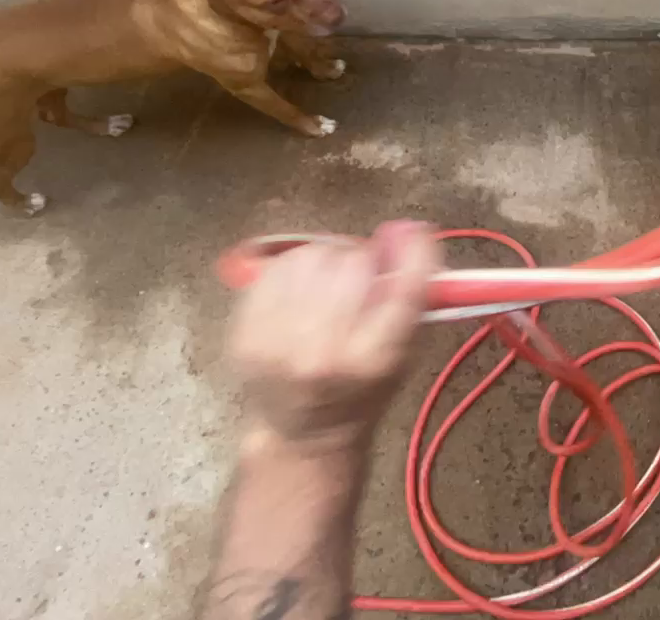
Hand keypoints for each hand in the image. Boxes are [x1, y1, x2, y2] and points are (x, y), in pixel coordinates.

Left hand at [226, 220, 437, 451]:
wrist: (304, 432)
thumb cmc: (370, 385)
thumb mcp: (410, 347)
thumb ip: (415, 291)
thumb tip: (407, 227)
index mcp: (378, 359)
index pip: (404, 286)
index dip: (413, 250)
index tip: (413, 233)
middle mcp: (325, 353)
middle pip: (355, 263)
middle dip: (368, 257)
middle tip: (369, 272)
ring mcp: (277, 344)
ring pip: (313, 256)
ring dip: (331, 257)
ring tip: (336, 279)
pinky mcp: (243, 335)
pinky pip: (277, 268)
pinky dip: (297, 266)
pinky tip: (306, 286)